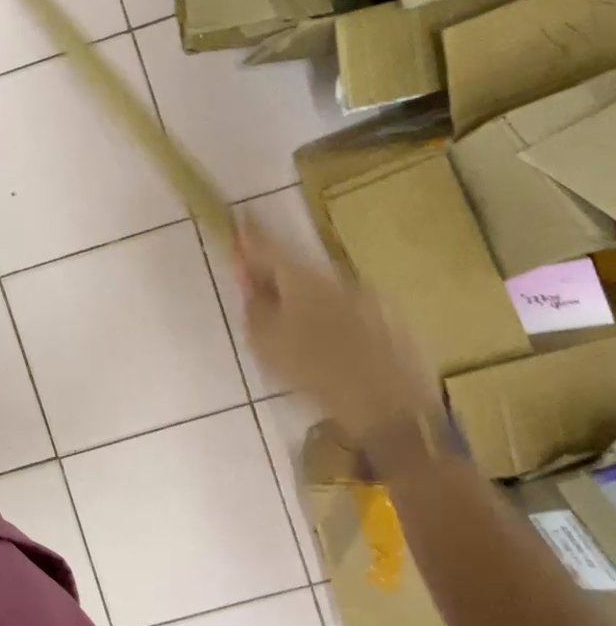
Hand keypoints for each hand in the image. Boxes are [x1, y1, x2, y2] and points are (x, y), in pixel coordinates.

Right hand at [233, 218, 441, 464]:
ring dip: (301, 290)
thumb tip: (249, 275)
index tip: (237, 218)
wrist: (387, 407)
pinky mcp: (387, 320)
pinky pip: (344, 304)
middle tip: (254, 278)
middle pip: (299, 264)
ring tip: (284, 312)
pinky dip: (325, 309)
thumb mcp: (263, 337)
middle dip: (276, 268)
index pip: (269, 244)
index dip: (250, 233)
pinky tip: (318, 332)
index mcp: (304, 278)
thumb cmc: (311, 369)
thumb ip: (254, 301)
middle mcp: (339, 278)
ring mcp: (368, 298)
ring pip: (323, 285)